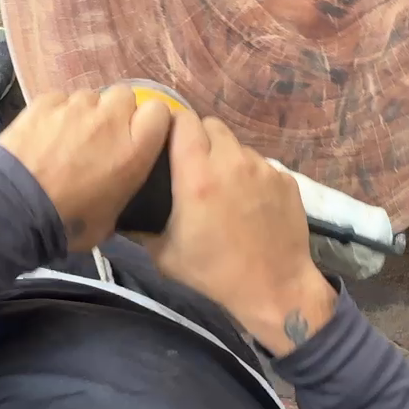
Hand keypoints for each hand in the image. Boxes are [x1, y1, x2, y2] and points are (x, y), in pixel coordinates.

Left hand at [0, 87, 171, 251]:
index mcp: (135, 149)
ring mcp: (75, 106)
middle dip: (116, 113)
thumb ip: (126, 188)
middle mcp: (110, 119)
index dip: (149, 122)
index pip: (160, 110)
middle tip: (101, 138)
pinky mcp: (44, 101)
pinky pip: (60, 99)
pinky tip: (45, 134)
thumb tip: (121, 183)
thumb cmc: (68, 223)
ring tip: (67, 138)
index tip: (138, 136)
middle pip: (125, 96)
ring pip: (90, 97)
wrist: (13, 211)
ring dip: (85, 114)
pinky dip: (56, 113)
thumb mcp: (113, 218)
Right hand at [139, 111, 335, 351]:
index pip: (183, 122)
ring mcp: (263, 168)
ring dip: (226, 158)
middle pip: (211, 125)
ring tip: (224, 188)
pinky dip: (252, 176)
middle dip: (200, 139)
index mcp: (197, 175)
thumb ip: (141, 228)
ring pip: (238, 145)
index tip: (168, 143)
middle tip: (194, 166)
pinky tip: (250, 203)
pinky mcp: (285, 179)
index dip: (173, 127)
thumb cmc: (214, 272)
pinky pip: (261, 165)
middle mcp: (231, 162)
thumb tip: (123, 214)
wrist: (274, 286)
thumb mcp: (165, 255)